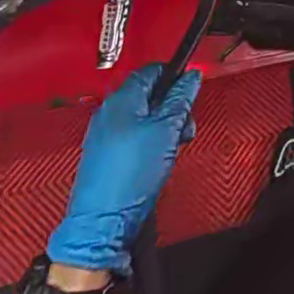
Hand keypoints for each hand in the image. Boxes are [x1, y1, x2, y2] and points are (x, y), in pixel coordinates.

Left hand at [47, 64, 202, 274]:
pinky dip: (150, 138)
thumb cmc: (132, 175)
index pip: (153, 70)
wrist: (102, 223)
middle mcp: (109, 111)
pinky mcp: (104, 153)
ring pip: (143, 114)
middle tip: (185, 123)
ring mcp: (103, 133)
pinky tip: (158, 156)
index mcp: (122, 99)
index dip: (176, 76)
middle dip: (173, 104)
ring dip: (164, 123)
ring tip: (174, 144)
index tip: (191, 89)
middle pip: (150, 92)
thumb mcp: (168, 129)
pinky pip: (132, 133)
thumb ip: (182, 97)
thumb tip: (192, 76)